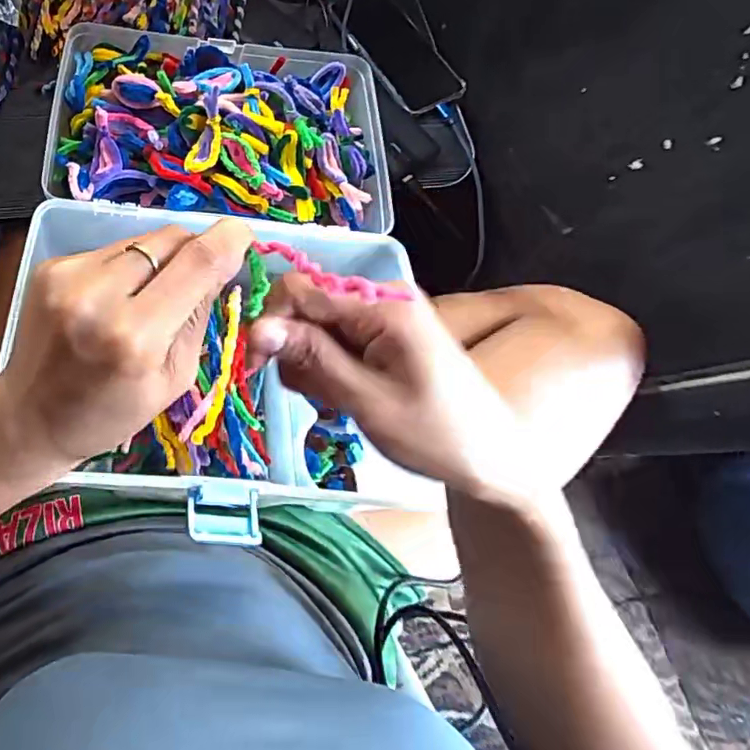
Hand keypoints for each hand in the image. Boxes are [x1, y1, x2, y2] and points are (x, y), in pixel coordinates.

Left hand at [0, 220, 253, 477]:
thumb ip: (198, 316)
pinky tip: (113, 298)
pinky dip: (123, 268)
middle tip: (196, 274)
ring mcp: (67, 276)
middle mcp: (97, 296)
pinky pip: (108, 251)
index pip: (196, 263)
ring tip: (146, 296)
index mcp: (135, 337)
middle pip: (168, 239)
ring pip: (139, 241)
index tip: (244, 235)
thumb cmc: (108, 414)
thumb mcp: (173, 378)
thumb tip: (222, 265)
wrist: (28, 417)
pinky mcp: (50, 267)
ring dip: (156, 259)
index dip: (228, 241)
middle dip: (192, 250)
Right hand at [248, 273, 553, 508]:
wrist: (491, 458)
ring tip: (337, 399)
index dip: (271, 325)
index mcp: (382, 306)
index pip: (300, 292)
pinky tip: (345, 393)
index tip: (257, 368)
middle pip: (305, 307)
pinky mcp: (383, 332)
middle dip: (296, 350)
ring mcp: (383, 314)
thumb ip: (312, 358)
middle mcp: (381, 298)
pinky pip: (335, 338)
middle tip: (315, 394)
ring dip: (312, 363)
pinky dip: (328, 367)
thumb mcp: (366, 399)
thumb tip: (258, 327)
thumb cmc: (434, 434)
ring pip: (315, 326)